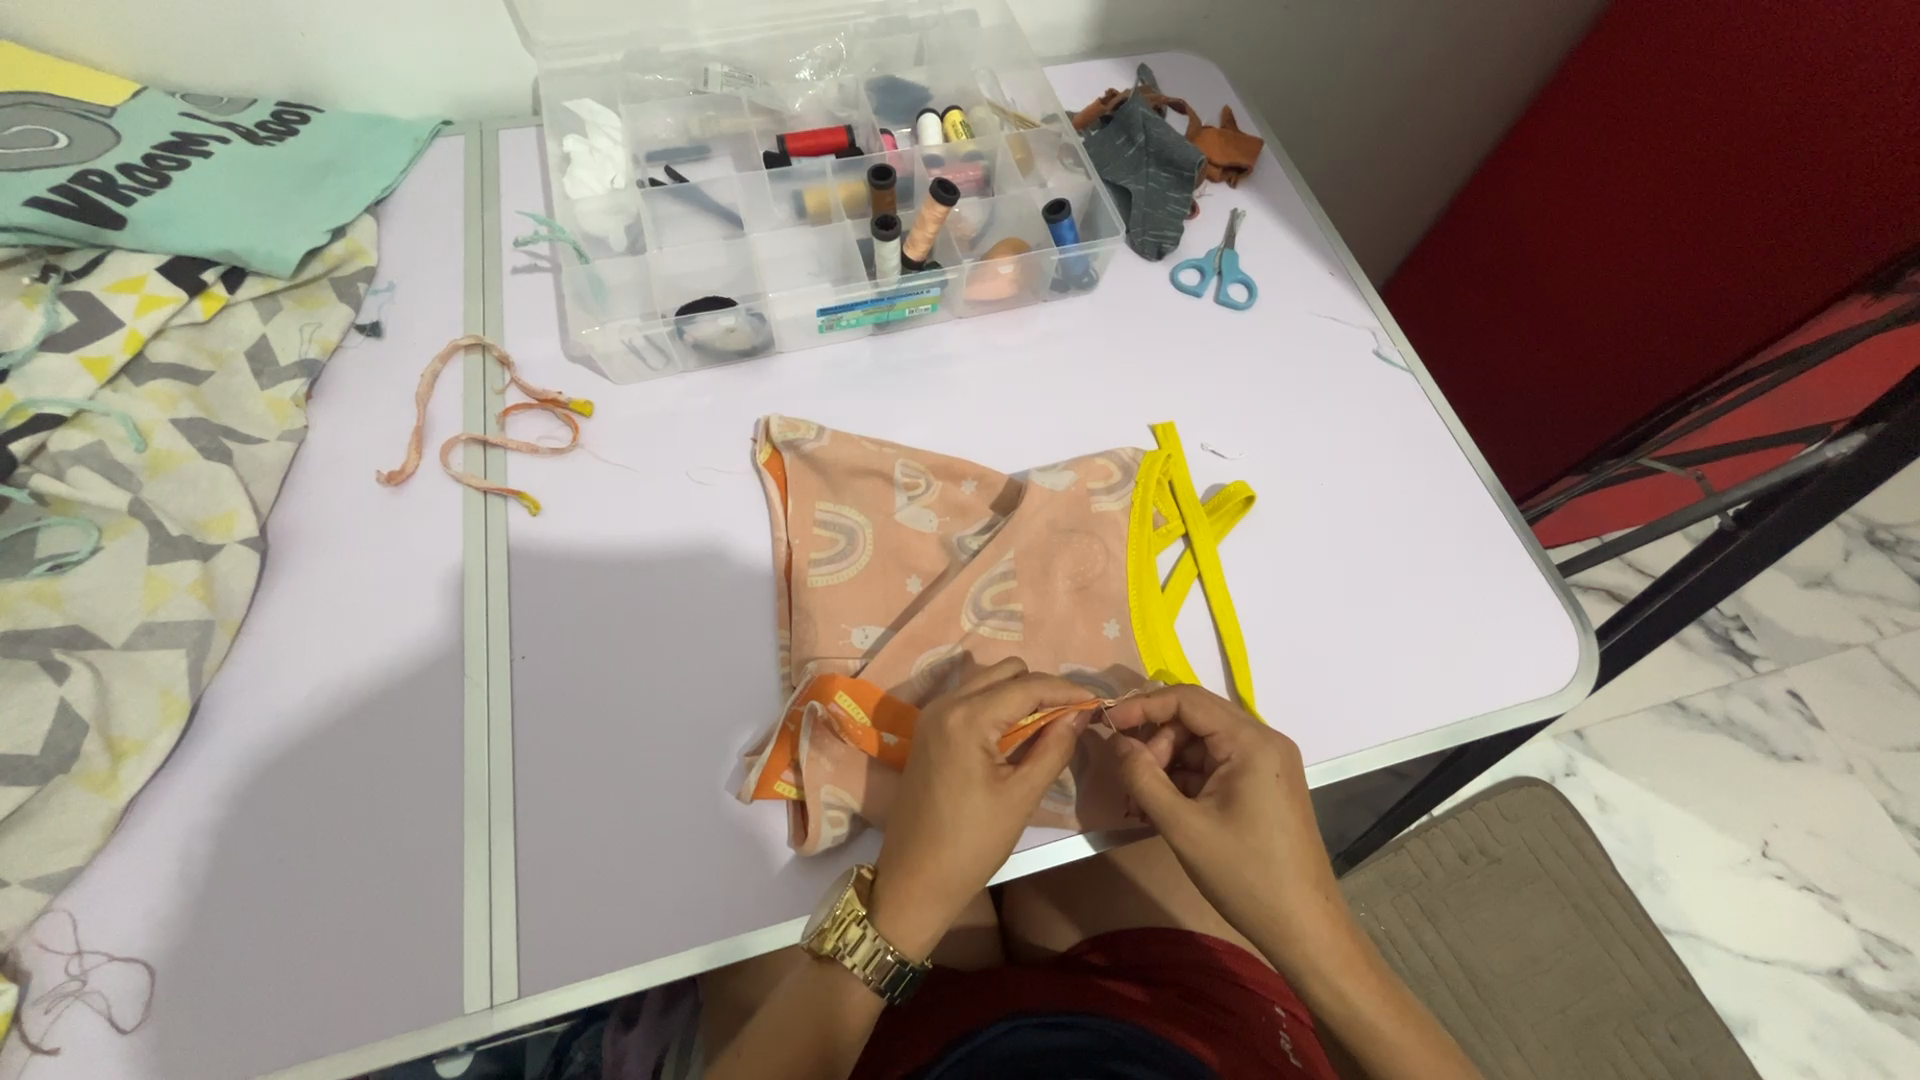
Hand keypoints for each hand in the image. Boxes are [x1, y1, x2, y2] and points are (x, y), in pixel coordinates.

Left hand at [869, 659, 1092, 958]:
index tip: (1097, 703)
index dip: (1066, 690)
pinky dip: (997, 705)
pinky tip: (1016, 734)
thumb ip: (1054, 747)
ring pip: (987, 680)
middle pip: (1006, 671)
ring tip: (1048, 725)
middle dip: (1042, 688)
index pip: (1027, 685)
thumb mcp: (1022, 796)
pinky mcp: (928, 728)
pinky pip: (971, 698)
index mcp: (967, 718)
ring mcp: (932, 714)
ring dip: (1019, 694)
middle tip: (1071, 717)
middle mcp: (946, 703)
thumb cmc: (972, 844)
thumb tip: (1080, 714)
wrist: (915, 879)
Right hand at [1105, 685, 1346, 964]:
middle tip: (1132, 780)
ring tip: (1140, 802)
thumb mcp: (1182, 827)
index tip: (1107, 724)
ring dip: (1166, 765)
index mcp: (1251, 742)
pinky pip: (1214, 766)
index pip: (1187, 699)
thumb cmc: (1245, 876)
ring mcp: (1265, 764)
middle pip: (1193, 719)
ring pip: (1201, 744)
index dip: (1142, 706)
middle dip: (1155, 742)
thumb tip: (1115, 741)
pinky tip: (1161, 808)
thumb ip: (1142, 777)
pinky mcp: (1262, 785)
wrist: (1305, 930)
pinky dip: (1185, 781)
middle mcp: (1263, 741)